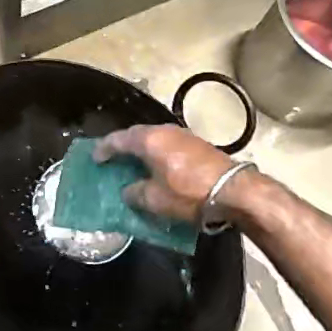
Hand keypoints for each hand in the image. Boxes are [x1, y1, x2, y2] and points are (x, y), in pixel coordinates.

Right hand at [93, 125, 235, 222]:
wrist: (236, 191)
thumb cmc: (189, 193)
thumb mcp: (155, 199)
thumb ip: (135, 193)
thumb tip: (128, 191)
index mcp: (148, 140)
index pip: (118, 139)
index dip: (104, 149)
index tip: (95, 158)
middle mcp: (164, 131)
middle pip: (136, 135)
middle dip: (122, 146)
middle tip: (112, 157)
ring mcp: (183, 136)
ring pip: (154, 139)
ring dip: (142, 149)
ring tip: (134, 162)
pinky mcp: (198, 145)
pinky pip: (168, 145)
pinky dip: (158, 154)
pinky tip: (158, 167)